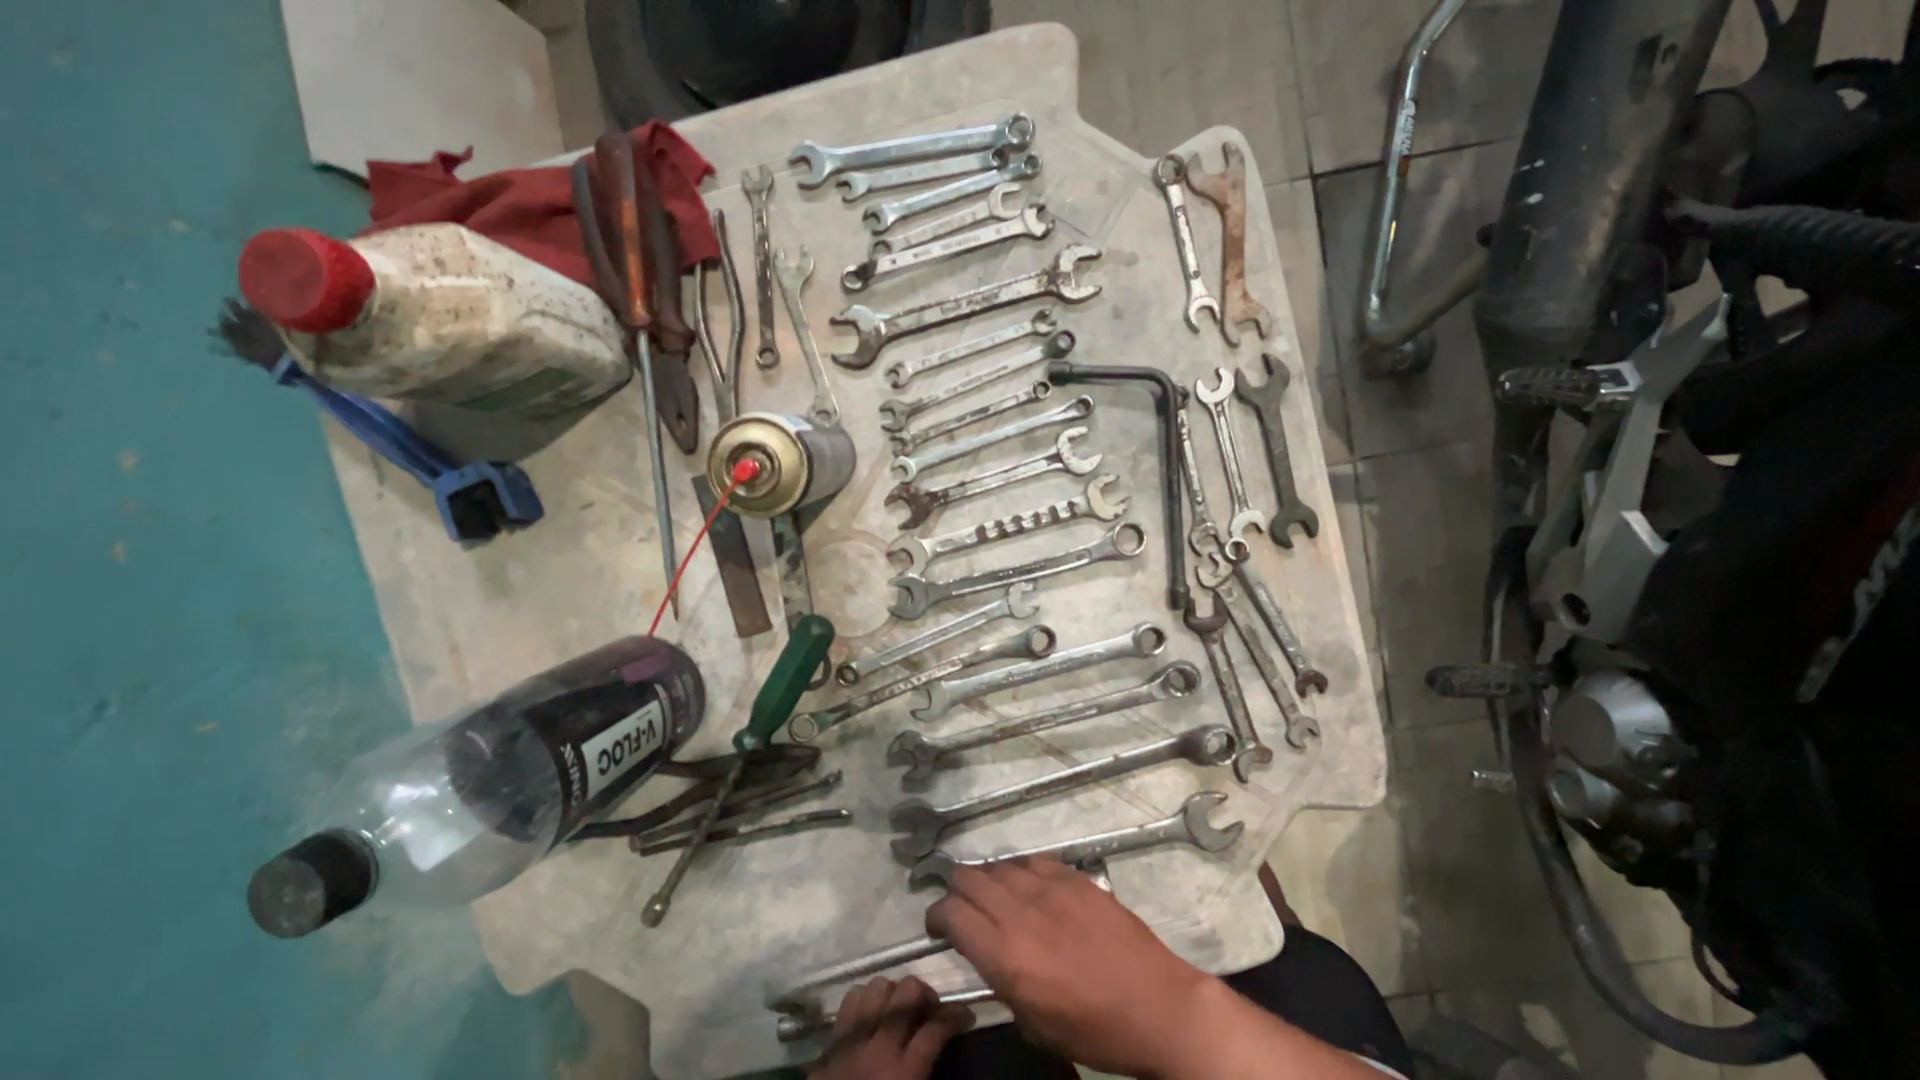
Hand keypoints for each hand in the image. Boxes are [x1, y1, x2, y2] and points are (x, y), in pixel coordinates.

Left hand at [809, 975, 973, 1079]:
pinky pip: (850, 1001)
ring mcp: (852, 1040)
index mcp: (904, 1073)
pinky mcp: (830, 1042)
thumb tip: (940, 1055)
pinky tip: (872, 1014)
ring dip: (894, 993)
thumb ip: (928, 1076)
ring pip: (878, 988)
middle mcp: (880, 1047)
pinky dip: (865, 999)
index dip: (957, 1015)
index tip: (966, 1017)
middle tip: (930, 1010)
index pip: (937, 1028)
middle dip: (926, 994)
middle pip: (907, 993)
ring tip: (900, 1009)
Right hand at [926, 858, 1215, 1076]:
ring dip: (988, 880)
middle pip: (966, 878)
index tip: (939, 930)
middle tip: (963, 911)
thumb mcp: (1033, 1023)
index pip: (950, 913)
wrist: (1157, 1007)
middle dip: (955, 893)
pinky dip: (1022, 871)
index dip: (936, 918)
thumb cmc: (1093, 1030)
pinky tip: (1030, 886)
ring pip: (999, 865)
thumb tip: (987, 956)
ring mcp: (1051, 890)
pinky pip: (1035, 861)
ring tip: (997, 899)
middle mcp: (1020, 913)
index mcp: (1005, 955)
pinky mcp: (1078, 879)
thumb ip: (1001, 981)